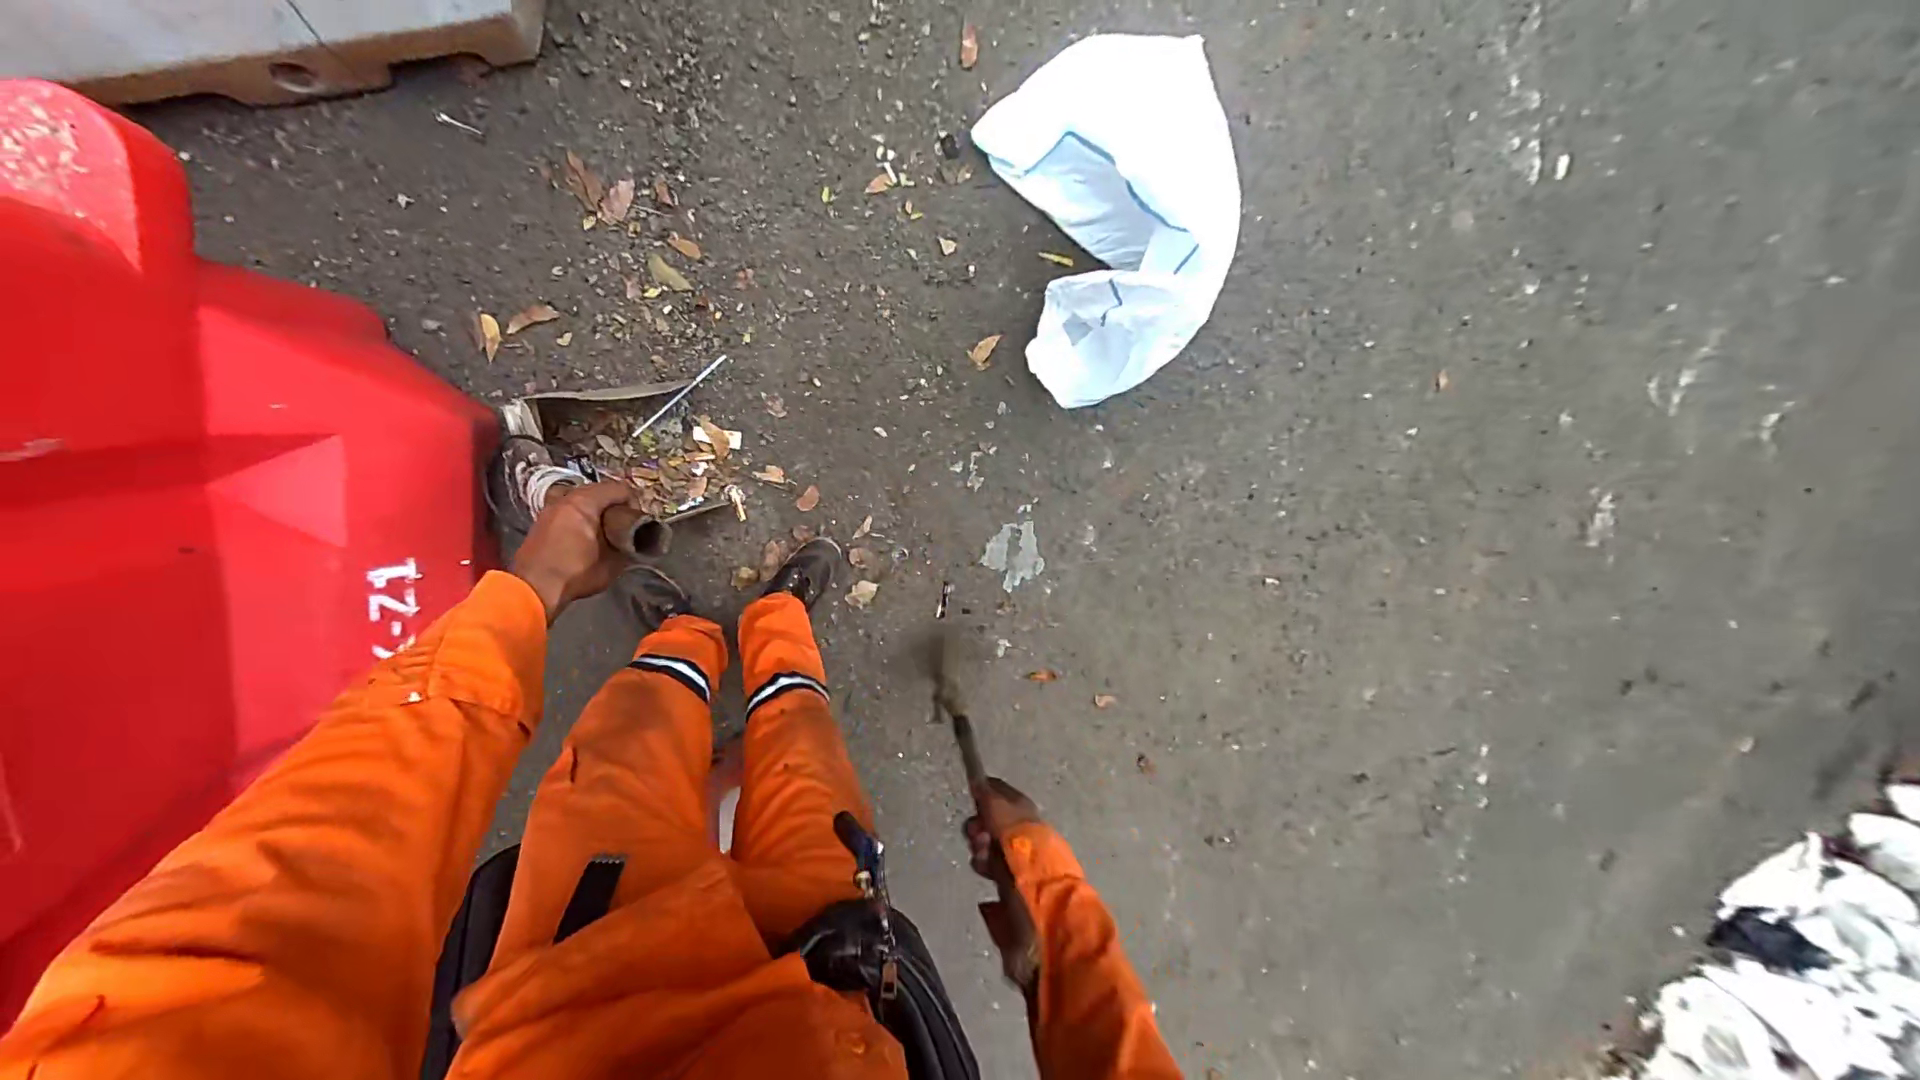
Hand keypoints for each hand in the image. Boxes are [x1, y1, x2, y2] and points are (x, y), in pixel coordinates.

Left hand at [509, 481, 635, 621]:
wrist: (534, 588)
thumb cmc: (576, 573)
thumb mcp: (613, 562)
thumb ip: (627, 545)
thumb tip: (635, 541)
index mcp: (584, 503)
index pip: (619, 489)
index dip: (634, 503)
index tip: (637, 522)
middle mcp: (564, 499)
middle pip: (599, 490)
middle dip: (614, 504)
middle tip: (623, 524)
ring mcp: (550, 508)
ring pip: (581, 498)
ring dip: (596, 509)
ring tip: (604, 528)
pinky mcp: (541, 520)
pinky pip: (568, 508)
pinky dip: (580, 515)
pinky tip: (586, 533)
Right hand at [962, 777, 1042, 988]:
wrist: (1049, 928)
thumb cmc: (1032, 868)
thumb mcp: (1013, 827)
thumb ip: (994, 804)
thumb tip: (979, 781)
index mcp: (1034, 824)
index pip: (1008, 800)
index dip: (989, 794)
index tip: (971, 792)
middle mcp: (1028, 844)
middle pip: (996, 826)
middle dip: (981, 826)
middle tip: (975, 835)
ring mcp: (1020, 872)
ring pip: (991, 851)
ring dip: (980, 852)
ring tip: (980, 862)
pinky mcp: (1011, 898)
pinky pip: (991, 877)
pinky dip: (984, 874)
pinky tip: (982, 879)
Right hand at [963, 776, 1043, 879]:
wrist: (1032, 871)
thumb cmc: (1014, 831)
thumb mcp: (995, 804)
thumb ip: (983, 791)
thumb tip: (976, 776)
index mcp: (1017, 803)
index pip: (995, 789)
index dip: (980, 790)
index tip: (971, 794)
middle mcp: (1013, 822)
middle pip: (984, 819)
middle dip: (975, 826)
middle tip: (978, 832)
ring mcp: (1009, 845)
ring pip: (982, 841)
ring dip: (978, 846)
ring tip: (985, 852)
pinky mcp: (1004, 866)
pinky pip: (984, 860)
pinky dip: (983, 863)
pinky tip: (988, 865)